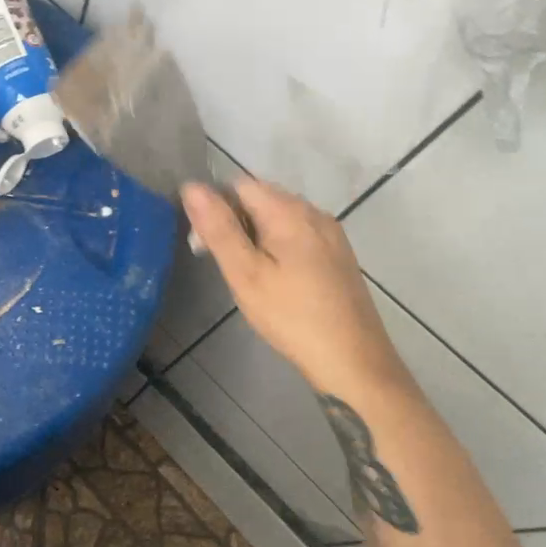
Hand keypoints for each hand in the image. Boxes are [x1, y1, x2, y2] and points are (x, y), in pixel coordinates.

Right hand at [182, 180, 401, 381]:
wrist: (353, 361)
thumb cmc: (292, 317)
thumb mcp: (245, 274)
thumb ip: (218, 228)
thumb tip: (192, 186)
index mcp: (290, 212)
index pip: (239, 185)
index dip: (215, 207)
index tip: (205, 245)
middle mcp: (314, 213)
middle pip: (261, 198)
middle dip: (235, 221)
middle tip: (225, 265)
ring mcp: (331, 234)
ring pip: (279, 217)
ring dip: (255, 235)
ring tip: (248, 275)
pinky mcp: (338, 255)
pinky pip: (298, 234)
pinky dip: (278, 246)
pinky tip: (276, 280)